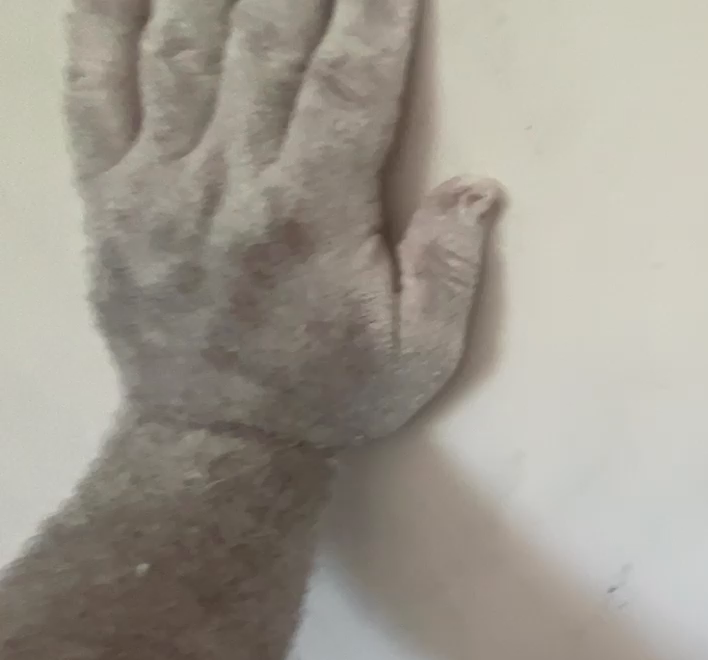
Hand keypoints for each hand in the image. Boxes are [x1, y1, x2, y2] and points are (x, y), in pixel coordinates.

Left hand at [65, 0, 501, 448]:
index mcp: (312, 217)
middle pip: (262, 48)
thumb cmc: (341, 392)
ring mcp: (156, 177)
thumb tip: (479, 188)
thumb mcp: (424, 350)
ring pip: (176, 44)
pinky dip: (103, 14)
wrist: (224, 435)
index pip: (347, 91)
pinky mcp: (111, 187)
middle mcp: (228, 180)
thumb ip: (450, 265)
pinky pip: (93, 80)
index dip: (373, 21)